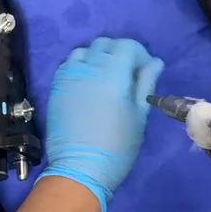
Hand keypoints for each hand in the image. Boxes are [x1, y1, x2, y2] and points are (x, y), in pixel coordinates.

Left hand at [36, 37, 164, 211]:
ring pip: (83, 51)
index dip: (139, 54)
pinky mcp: (56, 87)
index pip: (126, 46)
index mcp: (113, 73)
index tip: (145, 70)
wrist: (80, 167)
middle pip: (104, 44)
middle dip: (119, 52)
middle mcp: (88, 68)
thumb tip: (154, 62)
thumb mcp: (138, 115)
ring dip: (97, 57)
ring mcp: (68, 76)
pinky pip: (68, 65)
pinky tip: (87, 84)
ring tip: (105, 78)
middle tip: (127, 74)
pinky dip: (80, 67)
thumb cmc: (117, 146)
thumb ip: (145, 83)